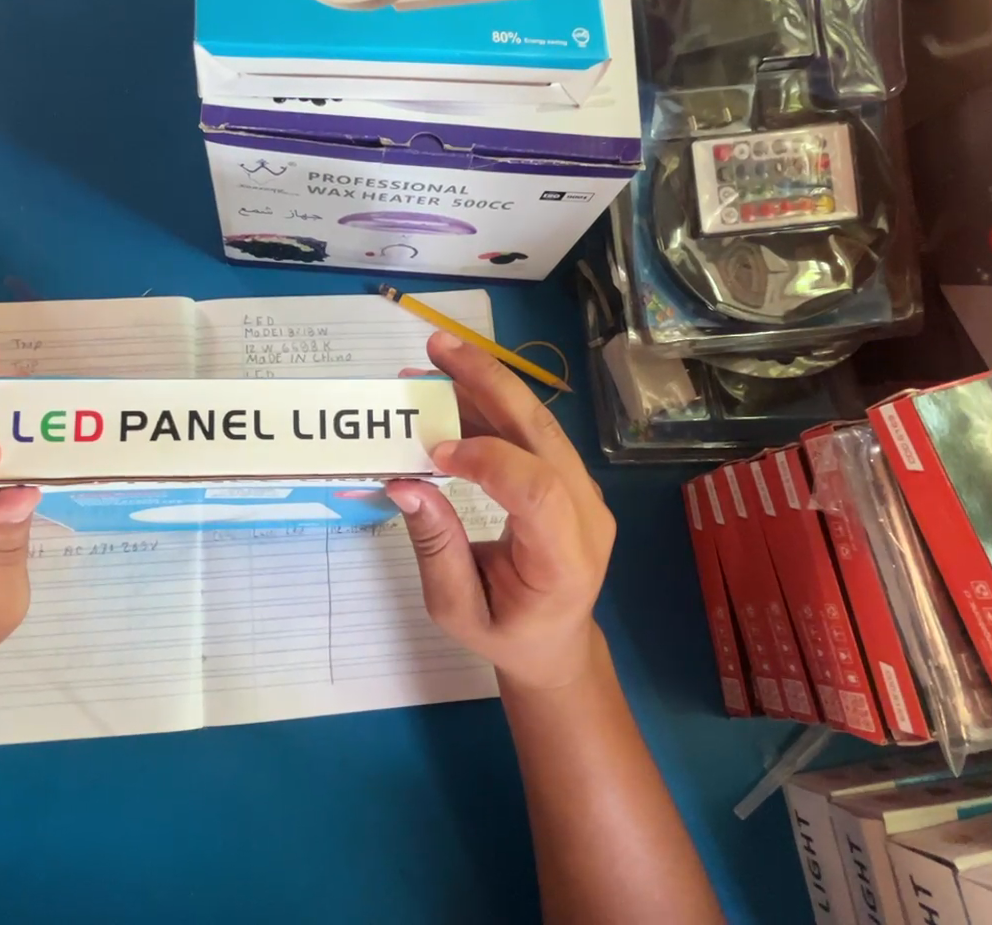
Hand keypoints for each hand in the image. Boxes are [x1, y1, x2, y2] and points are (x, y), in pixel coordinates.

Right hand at [387, 332, 614, 691]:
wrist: (554, 643)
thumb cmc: (506, 634)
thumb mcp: (457, 609)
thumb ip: (435, 548)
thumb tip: (404, 483)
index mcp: (564, 559)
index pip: (538, 492)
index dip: (489, 460)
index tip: (435, 452)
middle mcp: (587, 515)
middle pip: (544, 434)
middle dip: (490, 383)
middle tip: (438, 348)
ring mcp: (583, 490)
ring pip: (537, 422)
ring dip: (486, 384)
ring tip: (436, 358)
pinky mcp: (569, 478)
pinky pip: (532, 432)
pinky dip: (491, 405)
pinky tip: (452, 390)